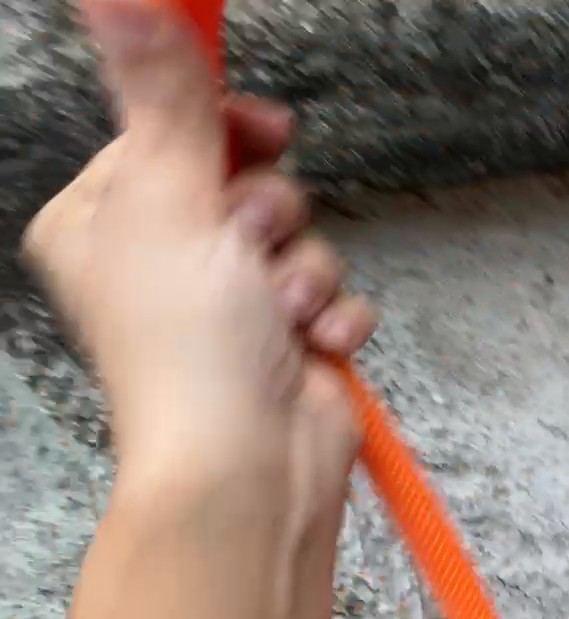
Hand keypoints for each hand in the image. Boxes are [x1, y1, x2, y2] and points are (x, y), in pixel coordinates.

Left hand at [21, 0, 375, 512]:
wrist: (254, 452)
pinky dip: (339, 320)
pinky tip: (317, 343)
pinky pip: (344, 301)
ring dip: (311, 277)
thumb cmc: (192, 344)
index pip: (176, 140)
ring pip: (311, 248)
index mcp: (114, 217)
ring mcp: (246, 301)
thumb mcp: (172, 206)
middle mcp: (180, 255)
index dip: (226, 129)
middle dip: (276, 220)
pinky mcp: (302, 337)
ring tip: (287, 312)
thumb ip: (167, 106)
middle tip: (254, 241)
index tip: (267, 127)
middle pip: (258, 191)